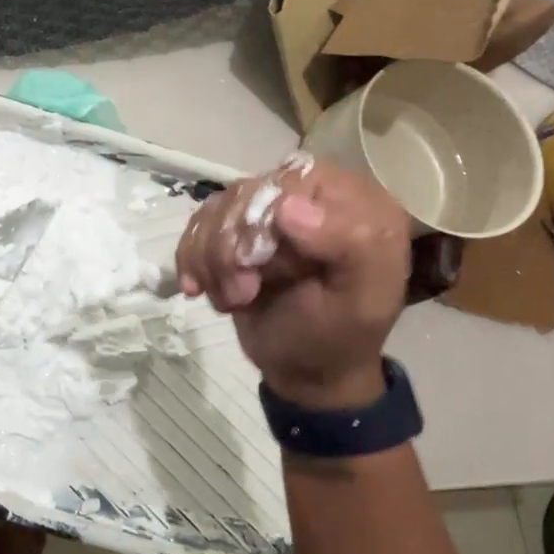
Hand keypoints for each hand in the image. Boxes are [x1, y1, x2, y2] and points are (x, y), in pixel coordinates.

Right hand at [175, 160, 410, 410]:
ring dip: (209, 259)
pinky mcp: (235, 229)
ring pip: (216, 210)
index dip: (260, 223)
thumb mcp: (361, 300)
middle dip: (228, 249)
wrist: (305, 371)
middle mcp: (310, 194)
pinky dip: (191, 258)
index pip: (289, 182)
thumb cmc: (338, 336)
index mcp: (353, 200)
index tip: (255, 271)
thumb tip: (289, 205)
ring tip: (231, 299)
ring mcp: (269, 211)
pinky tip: (200, 288)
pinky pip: (197, 224)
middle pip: (244, 195)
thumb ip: (348, 245)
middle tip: (241, 295)